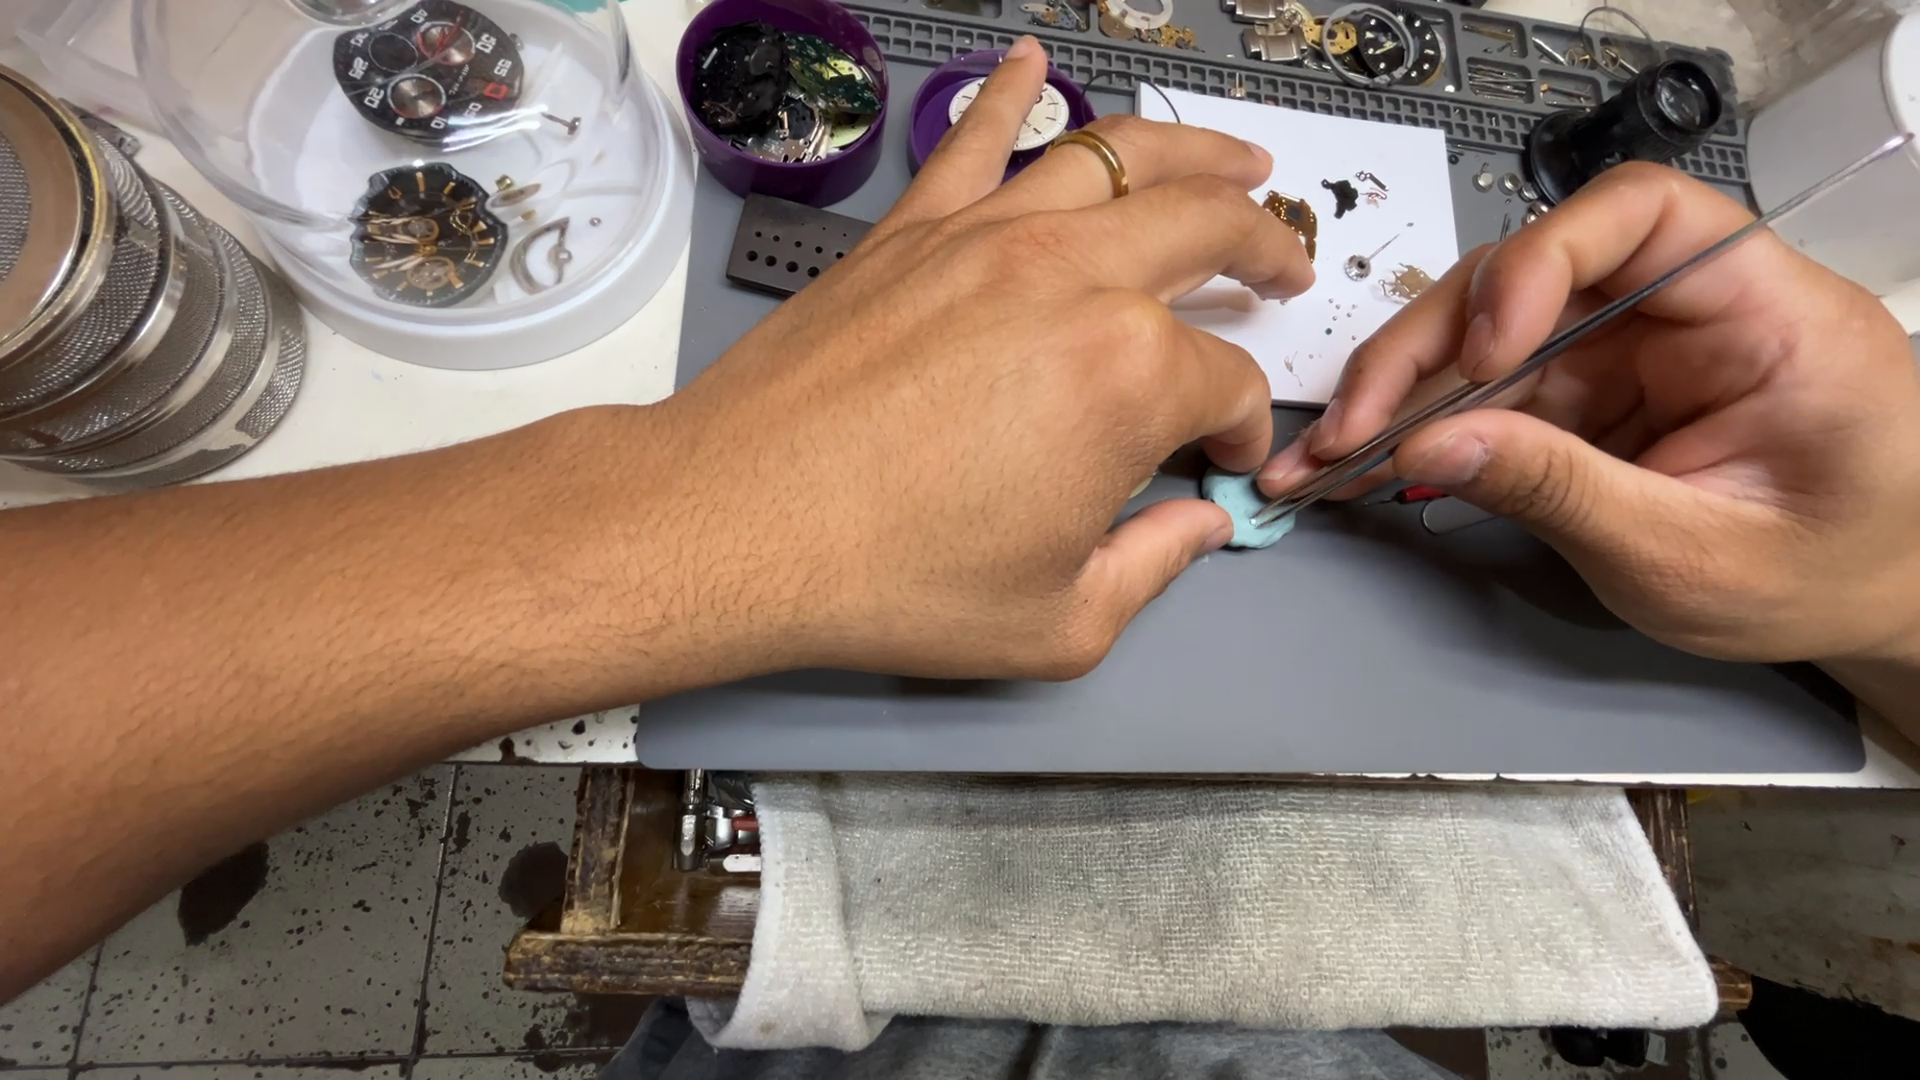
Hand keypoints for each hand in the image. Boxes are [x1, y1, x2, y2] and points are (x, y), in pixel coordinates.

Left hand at [653, 38, 1312, 678]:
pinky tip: (1030, 66)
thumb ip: (1153, 568)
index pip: (1224, 389)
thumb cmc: (893, 582)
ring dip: (1193, 151)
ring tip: (1236, 157)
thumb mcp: (1057, 623)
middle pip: (1206, 230)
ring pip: (1118, 158)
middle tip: (1285, 266)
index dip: (1238, 430)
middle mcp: (1071, 282)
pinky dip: (1011, 94)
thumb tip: (1199, 527)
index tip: (1217, 463)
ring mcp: (985, 240)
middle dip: (1266, 247)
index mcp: (1127, 382)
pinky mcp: (909, 233)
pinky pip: (975, 138)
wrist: (740, 528)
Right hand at [1257, 163, 1919, 681]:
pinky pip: (1458, 401)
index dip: (1538, 265)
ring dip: (1379, 404)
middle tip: (1346, 436)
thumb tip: (1428, 447)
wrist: (1854, 601)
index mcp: (1758, 319)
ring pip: (1460, 344)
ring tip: (1316, 464)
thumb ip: (1561, 491)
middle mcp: (1661, 318)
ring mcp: (1599, 359)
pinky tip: (1346, 468)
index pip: (1638, 218)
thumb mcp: (1692, 553)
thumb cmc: (1824, 574)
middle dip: (1411, 359)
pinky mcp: (1556, 400)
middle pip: (1508, 284)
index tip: (1480, 357)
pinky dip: (1396, 437)